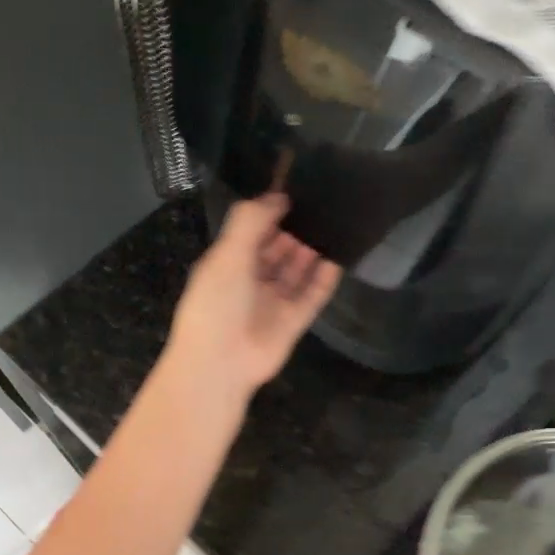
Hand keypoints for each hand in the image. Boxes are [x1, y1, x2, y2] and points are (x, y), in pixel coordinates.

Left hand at [165, 195, 342, 396]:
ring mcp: (272, 302)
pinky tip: (339, 257)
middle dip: (294, 229)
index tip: (294, 190)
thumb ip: (250, 221)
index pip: (251, 232)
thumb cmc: (216, 304)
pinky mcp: (292, 322)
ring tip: (334, 224)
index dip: (270, 212)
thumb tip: (277, 196)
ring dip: (311, 250)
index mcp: (227, 263)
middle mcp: (250, 281)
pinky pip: (312, 295)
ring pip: (296, 271)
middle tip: (321, 204)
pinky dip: (324, 278)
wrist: (219, 363)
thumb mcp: (227, 254)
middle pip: (276, 250)